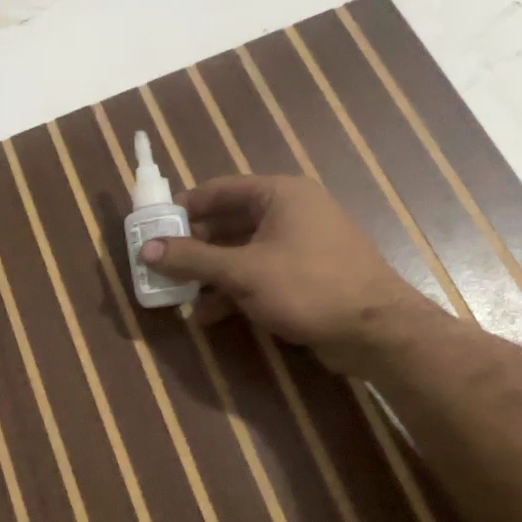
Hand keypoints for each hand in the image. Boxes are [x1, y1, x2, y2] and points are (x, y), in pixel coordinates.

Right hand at [141, 174, 432, 371]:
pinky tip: (211, 315)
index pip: (218, 190)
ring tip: (180, 296)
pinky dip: (234, 288)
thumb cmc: (308, 286)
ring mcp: (301, 243)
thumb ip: (191, 259)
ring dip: (210, 273)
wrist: (376, 331)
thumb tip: (145, 249)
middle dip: (193, 247)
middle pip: (227, 221)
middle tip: (161, 265)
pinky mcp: (306, 274)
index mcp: (279, 194)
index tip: (151, 228)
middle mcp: (291, 211)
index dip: (182, 208)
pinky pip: (259, 272)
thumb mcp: (241, 272)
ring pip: (241, 251)